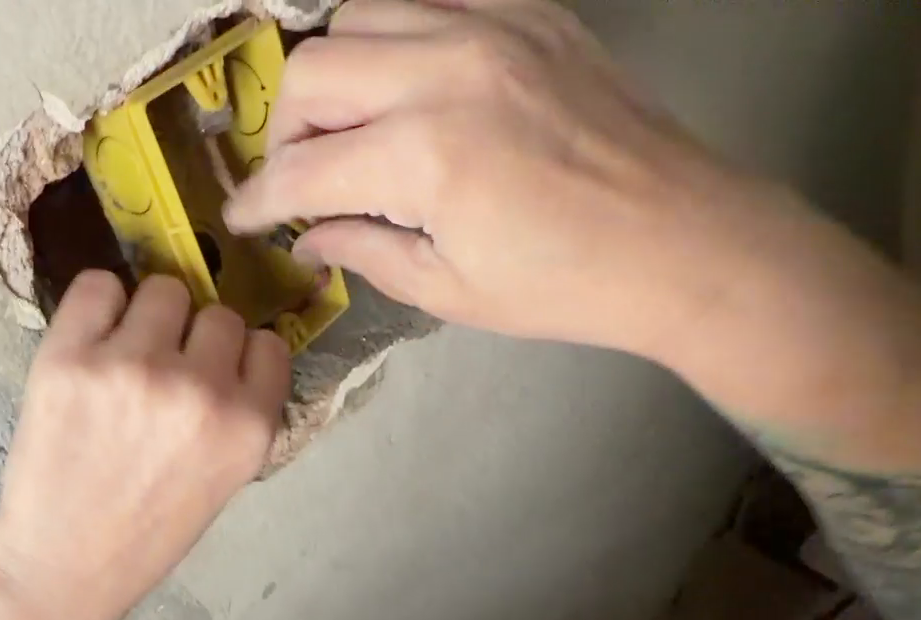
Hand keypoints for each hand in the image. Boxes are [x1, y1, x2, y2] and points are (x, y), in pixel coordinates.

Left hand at [0, 271, 290, 619]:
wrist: (67, 564)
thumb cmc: (148, 534)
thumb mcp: (225, 480)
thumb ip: (238, 414)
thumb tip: (225, 351)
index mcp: (248, 425)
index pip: (267, 344)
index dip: (239, 357)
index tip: (216, 373)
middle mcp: (199, 387)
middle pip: (218, 313)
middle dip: (196, 339)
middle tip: (164, 373)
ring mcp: (133, 366)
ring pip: (163, 290)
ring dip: (151, 317)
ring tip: (125, 358)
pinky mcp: (69, 356)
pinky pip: (99, 285)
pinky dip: (100, 303)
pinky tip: (93, 340)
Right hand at [223, 0, 813, 359]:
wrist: (680, 240)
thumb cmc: (560, 285)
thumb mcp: (447, 290)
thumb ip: (363, 251)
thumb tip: (306, 236)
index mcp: (425, 159)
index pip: (302, 172)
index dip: (256, 201)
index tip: (240, 219)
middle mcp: (448, 72)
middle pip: (312, 70)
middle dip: (284, 133)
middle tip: (298, 178)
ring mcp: (492, 27)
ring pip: (360, 17)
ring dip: (333, 77)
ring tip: (347, 130)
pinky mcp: (529, 11)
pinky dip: (396, 36)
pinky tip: (404, 86)